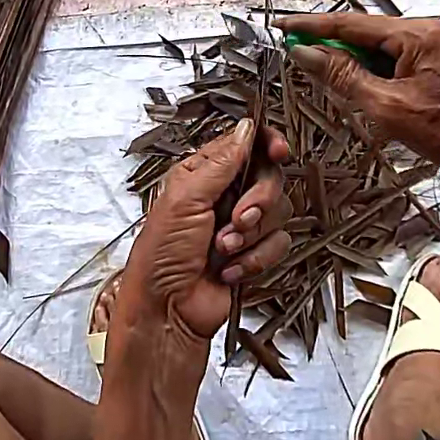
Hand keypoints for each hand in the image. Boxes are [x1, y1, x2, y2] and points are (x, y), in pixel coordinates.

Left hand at [119, 118, 293, 343]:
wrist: (167, 311)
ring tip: (222, 249)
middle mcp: (223, 195)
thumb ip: (220, 163)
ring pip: (277, 213)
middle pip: (269, 178)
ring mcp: (239, 225)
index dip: (265, 145)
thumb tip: (246, 128)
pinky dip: (254, 259)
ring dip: (251, 236)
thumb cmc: (161, 254)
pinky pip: (278, 244)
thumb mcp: (185, 199)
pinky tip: (229, 269)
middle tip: (238, 219)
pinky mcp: (253, 253)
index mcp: (202, 174)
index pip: (244, 145)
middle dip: (257, 200)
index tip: (278, 152)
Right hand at [274, 12, 439, 197]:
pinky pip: (392, 60)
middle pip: (363, 33)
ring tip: (325, 78)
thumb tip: (307, 53)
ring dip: (350, 63)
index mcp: (419, 34)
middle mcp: (428, 32)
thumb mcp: (387, 107)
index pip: (350, 24)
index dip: (311, 25)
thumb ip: (342, 76)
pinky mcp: (436, 64)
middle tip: (295, 53)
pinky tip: (357, 88)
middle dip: (328, 45)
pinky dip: (370, 72)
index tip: (284, 25)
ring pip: (376, 49)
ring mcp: (434, 47)